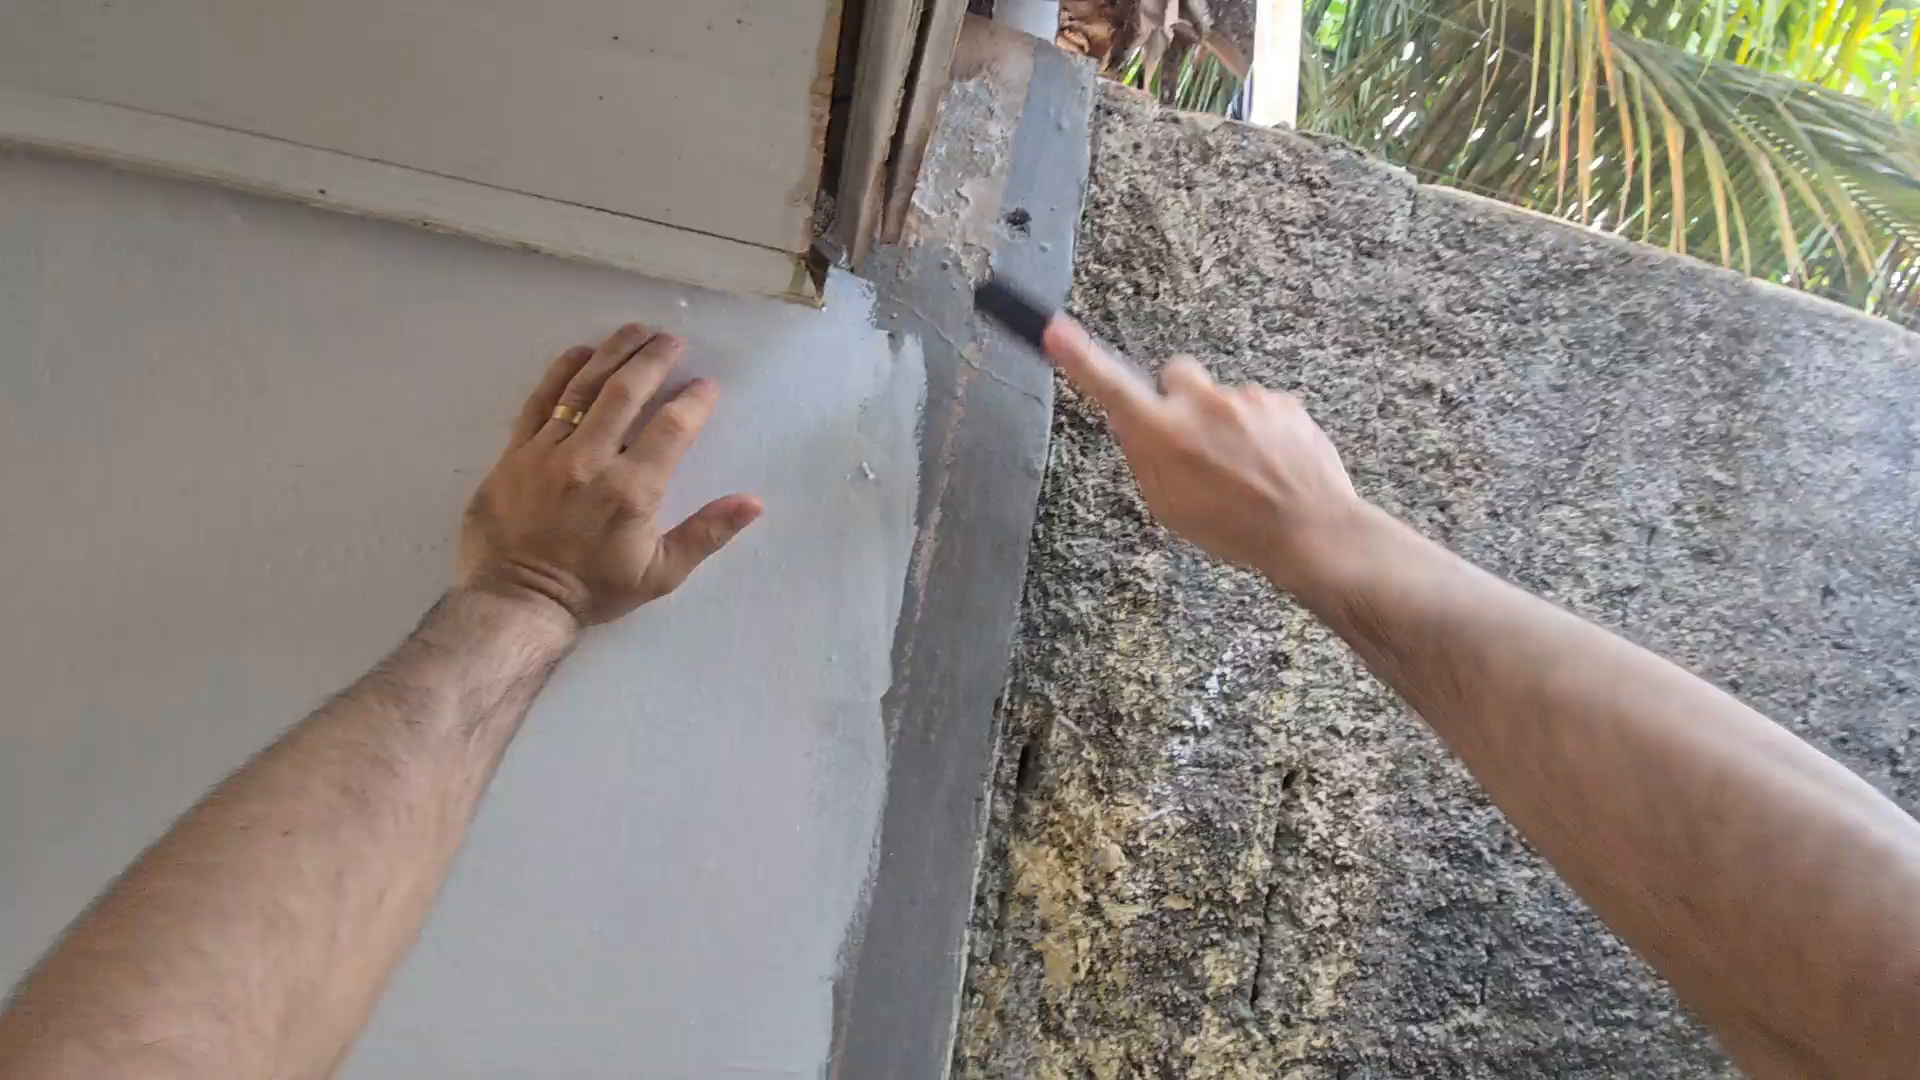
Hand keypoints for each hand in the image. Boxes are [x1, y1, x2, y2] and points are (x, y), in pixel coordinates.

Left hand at [458, 324, 763, 625]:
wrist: (518, 601)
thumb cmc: (598, 588)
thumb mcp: (664, 572)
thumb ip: (708, 532)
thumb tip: (755, 502)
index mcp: (633, 490)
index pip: (671, 428)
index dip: (693, 401)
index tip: (707, 386)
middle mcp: (591, 460)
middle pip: (626, 393)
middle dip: (654, 360)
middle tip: (673, 340)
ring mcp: (548, 452)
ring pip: (584, 388)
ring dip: (613, 353)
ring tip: (636, 330)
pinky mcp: (515, 452)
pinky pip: (539, 400)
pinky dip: (561, 371)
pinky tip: (581, 352)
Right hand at [1042, 316, 1360, 582]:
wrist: (1311, 528)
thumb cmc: (1234, 527)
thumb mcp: (1169, 506)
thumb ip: (1146, 458)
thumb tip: (1132, 427)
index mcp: (1164, 435)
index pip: (1111, 387)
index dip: (1080, 359)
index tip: (1056, 332)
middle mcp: (1202, 405)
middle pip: (1175, 374)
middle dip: (1178, 398)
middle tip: (1191, 438)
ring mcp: (1245, 399)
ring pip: (1220, 396)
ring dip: (1223, 421)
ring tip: (1241, 467)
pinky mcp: (1280, 401)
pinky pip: (1256, 405)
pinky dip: (1258, 428)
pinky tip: (1267, 462)